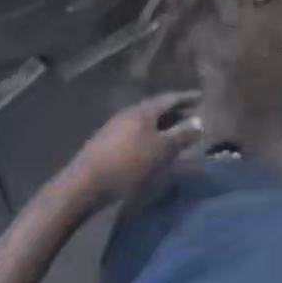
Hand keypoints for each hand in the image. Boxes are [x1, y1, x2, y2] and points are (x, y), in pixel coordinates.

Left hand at [59, 91, 202, 203]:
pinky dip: (148, 136)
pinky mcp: (105, 144)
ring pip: (145, 122)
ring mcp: (115, 127)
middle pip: (157, 109)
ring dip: (161, 126)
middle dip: (175, 113)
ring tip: (173, 134)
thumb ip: (182, 135)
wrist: (81, 186)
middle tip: (190, 116)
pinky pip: (134, 133)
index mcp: (144, 109)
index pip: (171, 98)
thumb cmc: (127, 164)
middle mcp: (130, 113)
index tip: (200, 96)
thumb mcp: (160, 151)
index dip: (187, 97)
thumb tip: (200, 121)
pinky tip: (150, 149)